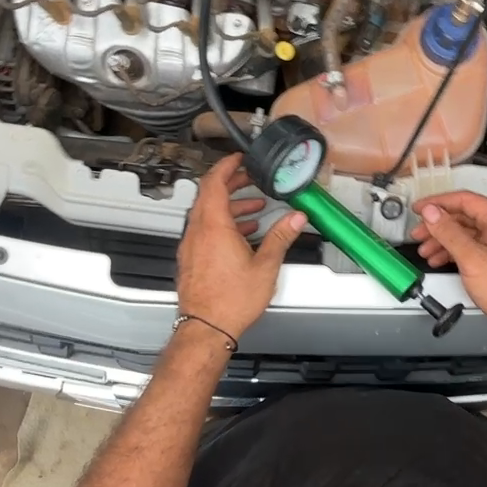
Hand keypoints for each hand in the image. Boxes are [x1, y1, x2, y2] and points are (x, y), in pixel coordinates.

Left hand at [176, 154, 307, 339]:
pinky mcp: (191, 259)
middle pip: (209, 195)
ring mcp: (191, 246)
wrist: (207, 327)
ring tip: (253, 208)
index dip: (227, 166)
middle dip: (231, 184)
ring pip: (207, 213)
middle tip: (248, 179)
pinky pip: (204, 230)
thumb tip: (295, 219)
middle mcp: (197, 232)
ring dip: (229, 206)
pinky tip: (240, 235)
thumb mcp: (265, 266)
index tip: (238, 159)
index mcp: (214, 226)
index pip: (214, 182)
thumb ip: (281, 237)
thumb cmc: (229, 302)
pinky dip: (222, 224)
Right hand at [410, 191, 486, 339]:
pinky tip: (442, 259)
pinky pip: (473, 246)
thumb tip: (432, 213)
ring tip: (427, 250)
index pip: (464, 200)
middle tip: (420, 233)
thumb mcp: (471, 258)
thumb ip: (449, 233)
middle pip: (464, 217)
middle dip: (438, 226)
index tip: (421, 208)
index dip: (438, 203)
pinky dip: (455, 251)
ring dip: (444, 240)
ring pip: (466, 233)